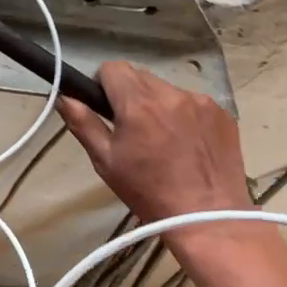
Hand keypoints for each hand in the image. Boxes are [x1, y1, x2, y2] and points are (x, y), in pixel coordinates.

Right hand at [59, 63, 261, 254]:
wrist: (208, 218)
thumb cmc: (149, 193)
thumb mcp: (106, 162)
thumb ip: (83, 123)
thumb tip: (64, 97)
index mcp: (138, 103)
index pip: (112, 68)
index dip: (103, 84)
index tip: (106, 109)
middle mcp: (170, 93)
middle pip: (139, 75)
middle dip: (130, 94)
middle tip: (132, 128)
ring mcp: (200, 101)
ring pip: (166, 88)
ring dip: (157, 103)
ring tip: (163, 139)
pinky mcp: (222, 113)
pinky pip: (192, 102)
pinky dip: (183, 114)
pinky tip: (186, 143)